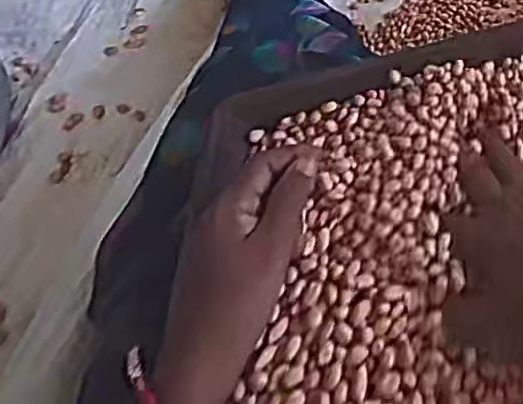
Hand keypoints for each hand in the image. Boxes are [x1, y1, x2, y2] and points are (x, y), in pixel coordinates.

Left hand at [153, 146, 319, 402]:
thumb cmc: (238, 307)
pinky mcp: (211, 260)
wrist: (196, 368)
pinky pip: (246, 227)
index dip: (296, 153)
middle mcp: (213, 215)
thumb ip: (290, 200)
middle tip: (321, 187)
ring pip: (253, 204)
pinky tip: (282, 248)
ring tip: (305, 221)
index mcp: (226, 206)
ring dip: (282, 204)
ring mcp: (209, 239)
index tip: (327, 158)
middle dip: (290, 178)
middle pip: (257, 179)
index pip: (264, 160)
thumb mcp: (273, 249)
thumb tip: (306, 161)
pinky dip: (269, 226)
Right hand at [443, 124, 522, 363]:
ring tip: (481, 129)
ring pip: (500, 159)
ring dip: (490, 144)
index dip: (441, 222)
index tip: (432, 216)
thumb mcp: (502, 319)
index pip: (451, 226)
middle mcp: (497, 206)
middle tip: (453, 151)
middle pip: (473, 180)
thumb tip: (444, 317)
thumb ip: (468, 319)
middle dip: (461, 167)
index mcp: (481, 237)